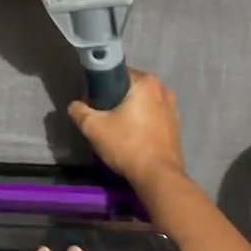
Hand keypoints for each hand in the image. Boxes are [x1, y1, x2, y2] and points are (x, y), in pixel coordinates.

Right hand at [67, 70, 186, 187]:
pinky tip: (131, 137)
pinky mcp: (176, 126)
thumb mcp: (94, 128)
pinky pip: (153, 116)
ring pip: (143, 103)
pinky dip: (141, 122)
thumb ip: (80, 111)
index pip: (118, 73)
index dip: (102, 84)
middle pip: (131, 88)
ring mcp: (173, 108)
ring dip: (130, 111)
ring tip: (116, 128)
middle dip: (116, 99)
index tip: (93, 99)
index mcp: (146, 83)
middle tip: (101, 116)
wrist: (158, 177)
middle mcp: (163, 90)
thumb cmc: (127, 145)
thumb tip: (74, 105)